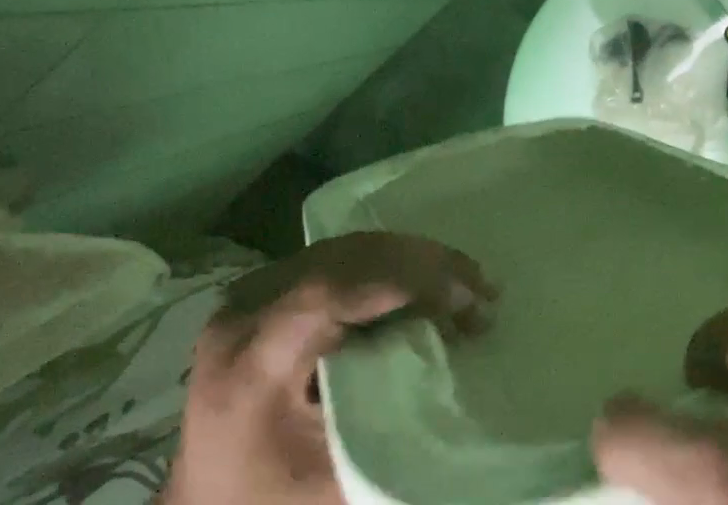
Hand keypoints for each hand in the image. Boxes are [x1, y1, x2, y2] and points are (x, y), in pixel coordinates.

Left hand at [160, 232, 495, 504]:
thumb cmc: (276, 501)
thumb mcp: (339, 478)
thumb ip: (396, 417)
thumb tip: (468, 366)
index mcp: (249, 366)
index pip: (326, 293)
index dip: (403, 281)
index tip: (466, 299)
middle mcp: (243, 314)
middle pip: (345, 259)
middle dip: (425, 266)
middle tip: (483, 294)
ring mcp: (252, 294)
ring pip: (348, 248)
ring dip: (415, 260)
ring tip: (468, 289)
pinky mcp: (267, 291)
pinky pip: (339, 257)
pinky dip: (392, 264)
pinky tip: (429, 286)